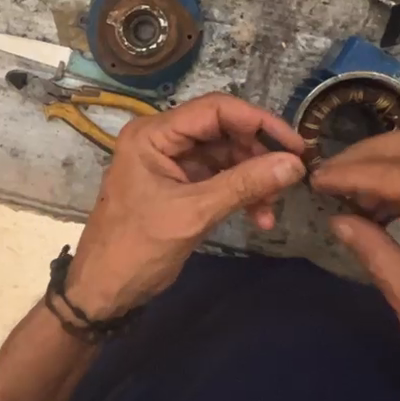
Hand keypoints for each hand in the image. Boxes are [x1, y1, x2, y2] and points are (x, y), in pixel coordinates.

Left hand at [65, 94, 306, 316]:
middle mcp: (161, 139)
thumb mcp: (193, 213)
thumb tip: (294, 164)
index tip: (296, 144)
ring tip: (273, 206)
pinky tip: (260, 217)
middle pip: (223, 130)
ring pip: (225, 155)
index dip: (258, 122)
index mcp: (153, 134)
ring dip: (253, 178)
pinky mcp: (179, 185)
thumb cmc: (137, 247)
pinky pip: (218, 178)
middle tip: (290, 178)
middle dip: (258, 154)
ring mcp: (170, 162)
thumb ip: (243, 184)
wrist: (103, 290)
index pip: (215, 109)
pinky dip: (240, 194)